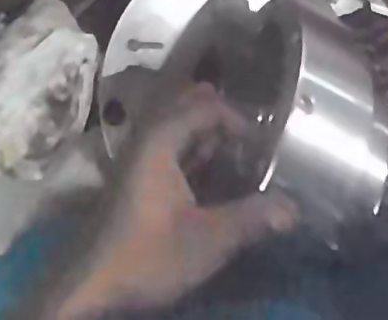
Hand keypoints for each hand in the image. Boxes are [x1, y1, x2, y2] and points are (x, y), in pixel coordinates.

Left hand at [52, 85, 299, 318]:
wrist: (94, 283)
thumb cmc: (149, 253)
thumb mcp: (206, 240)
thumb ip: (250, 219)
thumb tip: (293, 207)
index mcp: (161, 137)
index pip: (205, 105)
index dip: (236, 117)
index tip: (261, 143)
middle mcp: (148, 134)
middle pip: (188, 105)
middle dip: (221, 117)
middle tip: (251, 140)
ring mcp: (139, 152)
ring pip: (178, 123)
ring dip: (207, 131)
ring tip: (237, 151)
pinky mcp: (137, 171)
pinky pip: (170, 141)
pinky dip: (193, 146)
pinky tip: (211, 168)